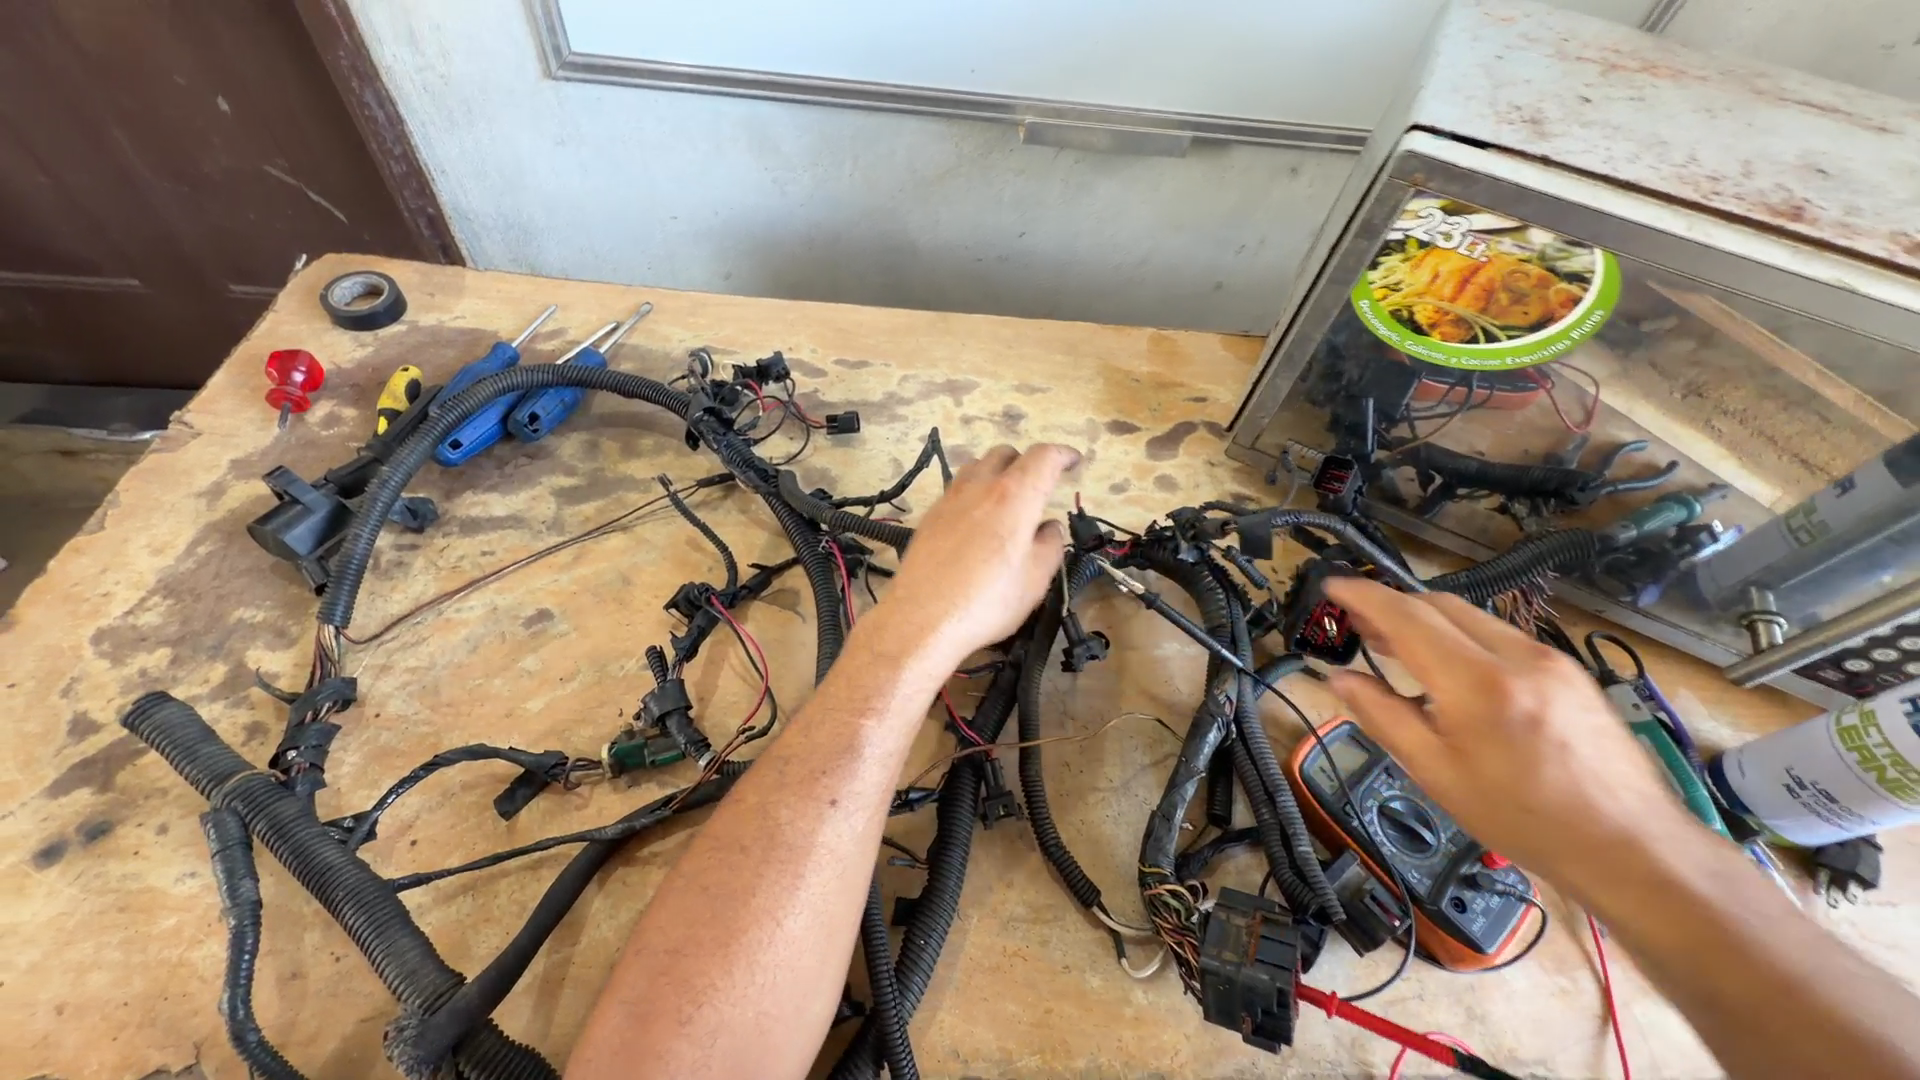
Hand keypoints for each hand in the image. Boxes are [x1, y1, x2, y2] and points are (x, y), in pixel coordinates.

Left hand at [865, 444, 1079, 668]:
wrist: (922, 619)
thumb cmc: (988, 601)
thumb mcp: (1035, 580)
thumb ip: (1050, 546)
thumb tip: (1048, 528)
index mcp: (1015, 496)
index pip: (1043, 457)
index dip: (1063, 454)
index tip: (1073, 461)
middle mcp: (979, 487)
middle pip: (1005, 454)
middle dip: (1027, 462)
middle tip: (1039, 485)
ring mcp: (949, 499)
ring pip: (976, 467)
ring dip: (996, 474)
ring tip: (1006, 501)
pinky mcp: (928, 518)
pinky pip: (956, 491)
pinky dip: (974, 495)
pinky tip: (976, 523)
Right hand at [1322, 578, 1692, 893]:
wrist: (1631, 845)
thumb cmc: (1520, 817)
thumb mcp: (1435, 773)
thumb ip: (1382, 716)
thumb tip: (1340, 679)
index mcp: (1476, 682)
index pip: (1407, 616)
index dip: (1363, 596)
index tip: (1330, 586)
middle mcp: (1517, 655)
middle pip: (1440, 605)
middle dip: (1392, 606)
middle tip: (1355, 624)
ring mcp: (1550, 659)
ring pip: (1471, 617)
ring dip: (1426, 621)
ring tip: (1393, 646)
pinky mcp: (1569, 671)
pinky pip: (1500, 637)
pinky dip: (1460, 638)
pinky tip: (1447, 669)